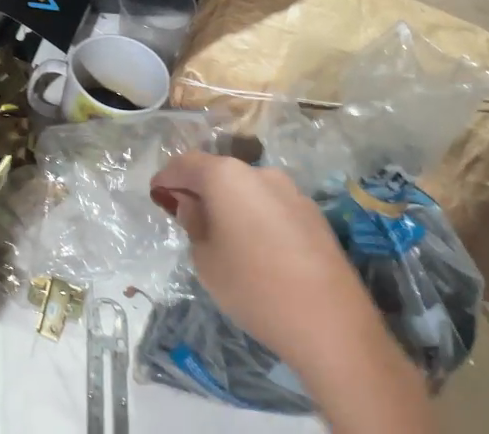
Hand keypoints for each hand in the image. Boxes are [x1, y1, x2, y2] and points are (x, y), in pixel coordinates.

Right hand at [149, 150, 377, 371]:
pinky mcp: (315, 216)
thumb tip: (192, 204)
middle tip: (187, 217)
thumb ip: (193, 222)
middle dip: (200, 190)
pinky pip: (272, 207)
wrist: (331, 325)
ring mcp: (292, 193)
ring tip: (224, 236)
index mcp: (226, 176)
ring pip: (248, 189)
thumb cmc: (253, 287)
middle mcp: (260, 173)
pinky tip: (257, 249)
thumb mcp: (205, 258)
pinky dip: (256, 217)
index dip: (166, 178)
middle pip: (219, 172)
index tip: (157, 196)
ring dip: (231, 203)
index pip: (184, 164)